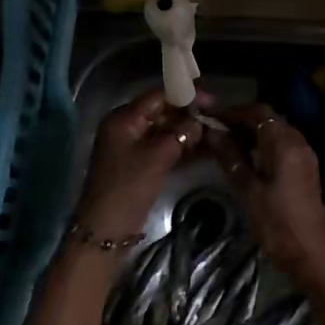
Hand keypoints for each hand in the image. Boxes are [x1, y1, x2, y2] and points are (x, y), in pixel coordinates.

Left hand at [77, 88, 201, 237]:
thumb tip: (199, 121)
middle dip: (188, 115)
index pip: (157, 96)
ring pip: (165, 131)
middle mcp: (126, 127)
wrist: (108, 229)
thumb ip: (180, 134)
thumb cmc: (129, 186)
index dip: (185, 95)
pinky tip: (205, 150)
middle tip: (216, 117)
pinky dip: (182, 148)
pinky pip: (164, 148)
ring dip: (188, 132)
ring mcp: (132, 147)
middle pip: (162, 112)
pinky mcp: (140, 164)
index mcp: (123, 119)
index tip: (211, 100)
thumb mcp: (157, 156)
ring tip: (216, 133)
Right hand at [206, 104, 324, 284]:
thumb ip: (231, 157)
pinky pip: (283, 145)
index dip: (234, 111)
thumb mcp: (248, 189)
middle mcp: (298, 141)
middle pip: (269, 119)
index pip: (258, 112)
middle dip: (242, 121)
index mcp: (285, 143)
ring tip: (226, 143)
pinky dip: (264, 145)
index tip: (211, 117)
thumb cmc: (276, 220)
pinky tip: (246, 157)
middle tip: (216, 130)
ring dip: (252, 133)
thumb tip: (213, 133)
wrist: (310, 250)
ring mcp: (304, 154)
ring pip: (276, 132)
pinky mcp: (305, 167)